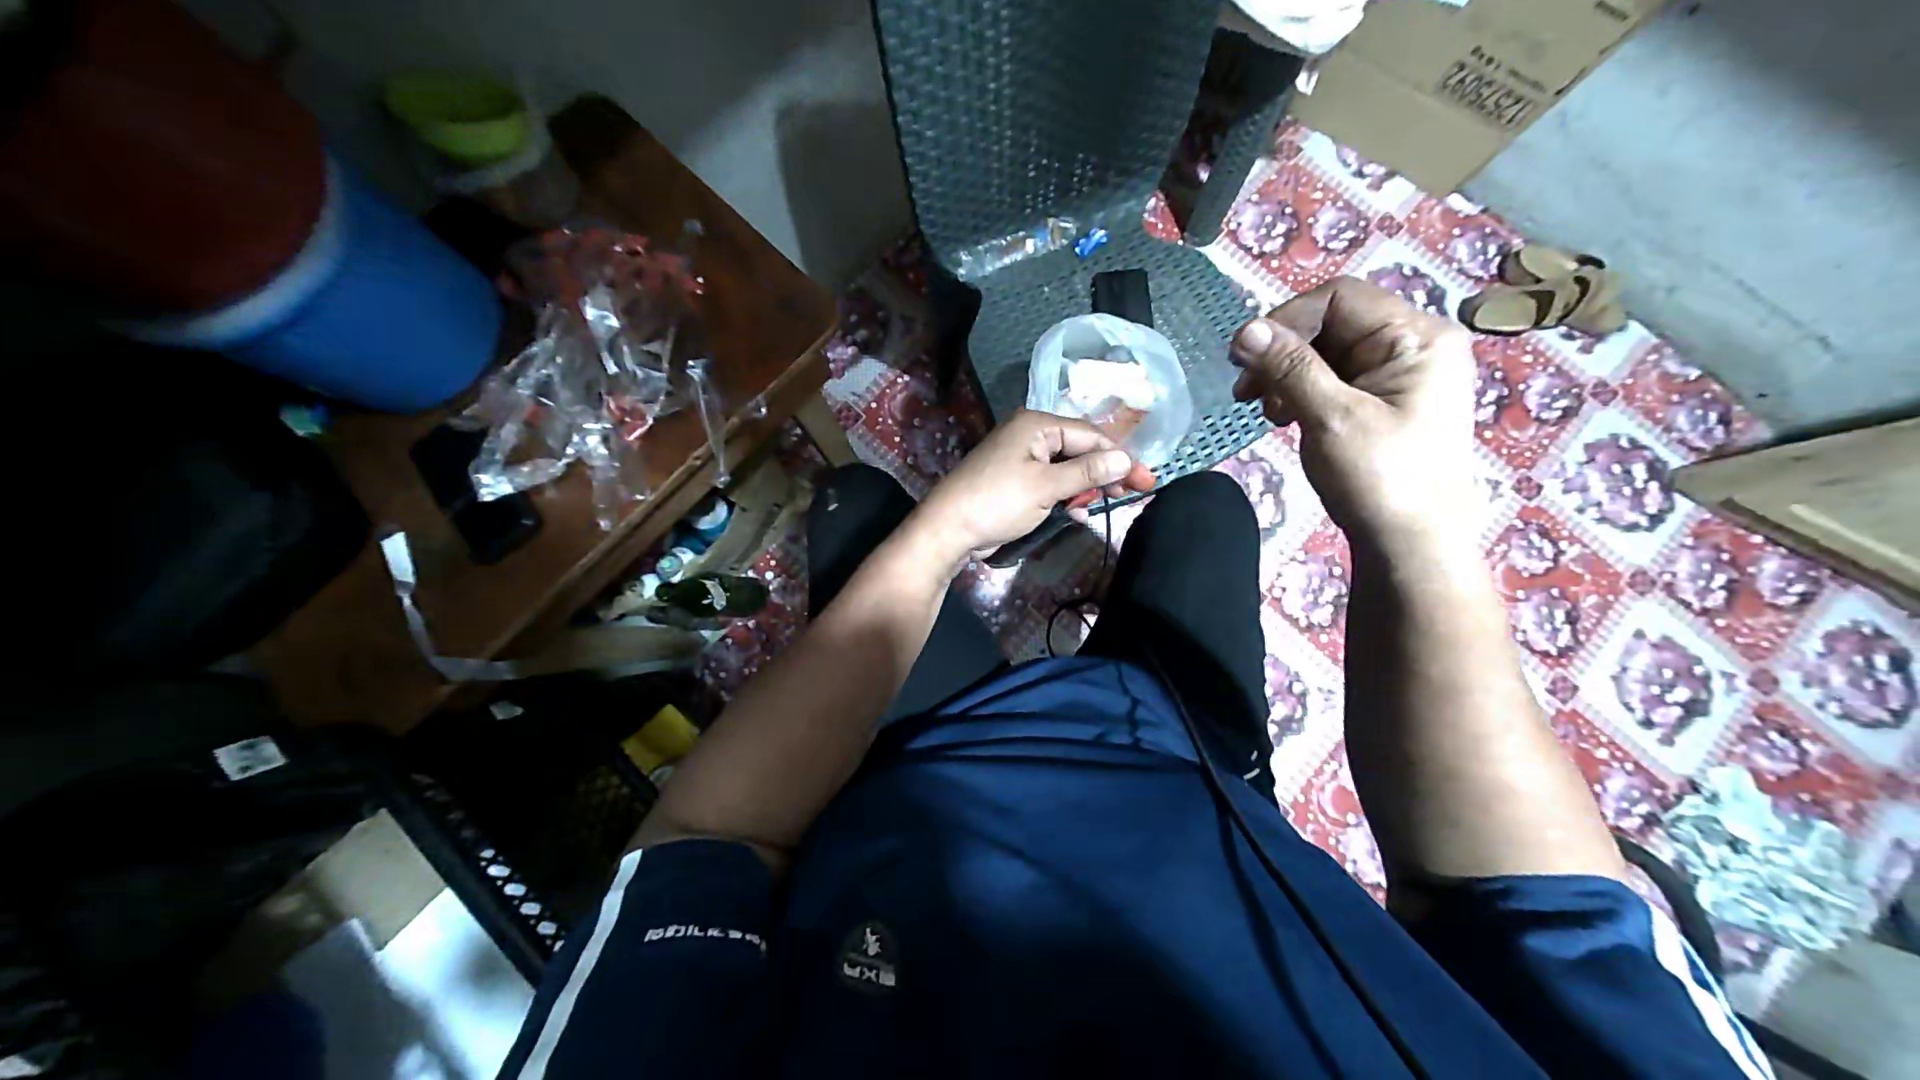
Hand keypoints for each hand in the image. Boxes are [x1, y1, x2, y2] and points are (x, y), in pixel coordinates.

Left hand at [907, 409, 1156, 562]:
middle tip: (1134, 493)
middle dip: (1105, 472)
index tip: (1146, 480)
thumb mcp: (1046, 486)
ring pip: (1066, 469)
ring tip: (1102, 505)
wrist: (948, 528)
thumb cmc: (997, 501)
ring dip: (1085, 487)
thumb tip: (1124, 460)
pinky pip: (1051, 483)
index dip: (1120, 457)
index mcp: (1036, 425)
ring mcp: (1021, 459)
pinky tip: (1078, 513)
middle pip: (1080, 450)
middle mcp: (1029, 436)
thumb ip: (1086, 472)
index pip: (1089, 435)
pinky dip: (1066, 496)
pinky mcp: (1016, 482)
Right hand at [1230, 276, 1478, 556]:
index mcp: (1416, 337)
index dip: (1285, 320)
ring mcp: (1399, 374)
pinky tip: (1285, 416)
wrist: (1412, 544)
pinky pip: (1333, 377)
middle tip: (1246, 392)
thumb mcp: (1331, 418)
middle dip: (1283, 352)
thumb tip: (1245, 330)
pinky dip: (1301, 391)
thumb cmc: (1381, 480)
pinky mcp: (1383, 400)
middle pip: (1332, 322)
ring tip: (1269, 411)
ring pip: (1327, 351)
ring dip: (1287, 374)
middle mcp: (1413, 344)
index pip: (1339, 298)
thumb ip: (1290, 368)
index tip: (1243, 358)